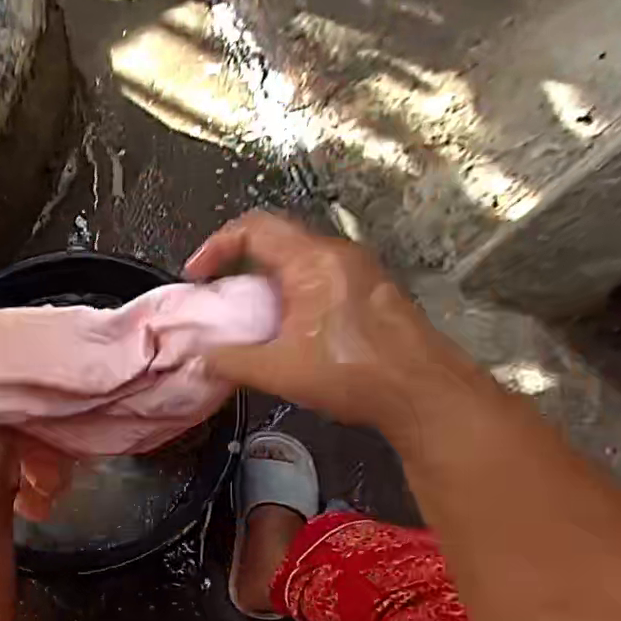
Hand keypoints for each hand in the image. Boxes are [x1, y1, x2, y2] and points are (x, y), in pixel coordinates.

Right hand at [184, 211, 477, 434]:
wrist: (423, 392)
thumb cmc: (354, 374)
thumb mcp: (277, 371)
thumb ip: (229, 361)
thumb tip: (200, 359)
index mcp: (313, 263)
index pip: (254, 228)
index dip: (216, 245)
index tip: (197, 275)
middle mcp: (338, 255)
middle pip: (276, 238)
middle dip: (236, 261)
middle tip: (214, 290)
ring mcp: (358, 270)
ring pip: (296, 258)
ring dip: (262, 278)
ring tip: (241, 311)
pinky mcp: (367, 291)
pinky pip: (316, 275)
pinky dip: (287, 291)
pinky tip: (279, 325)